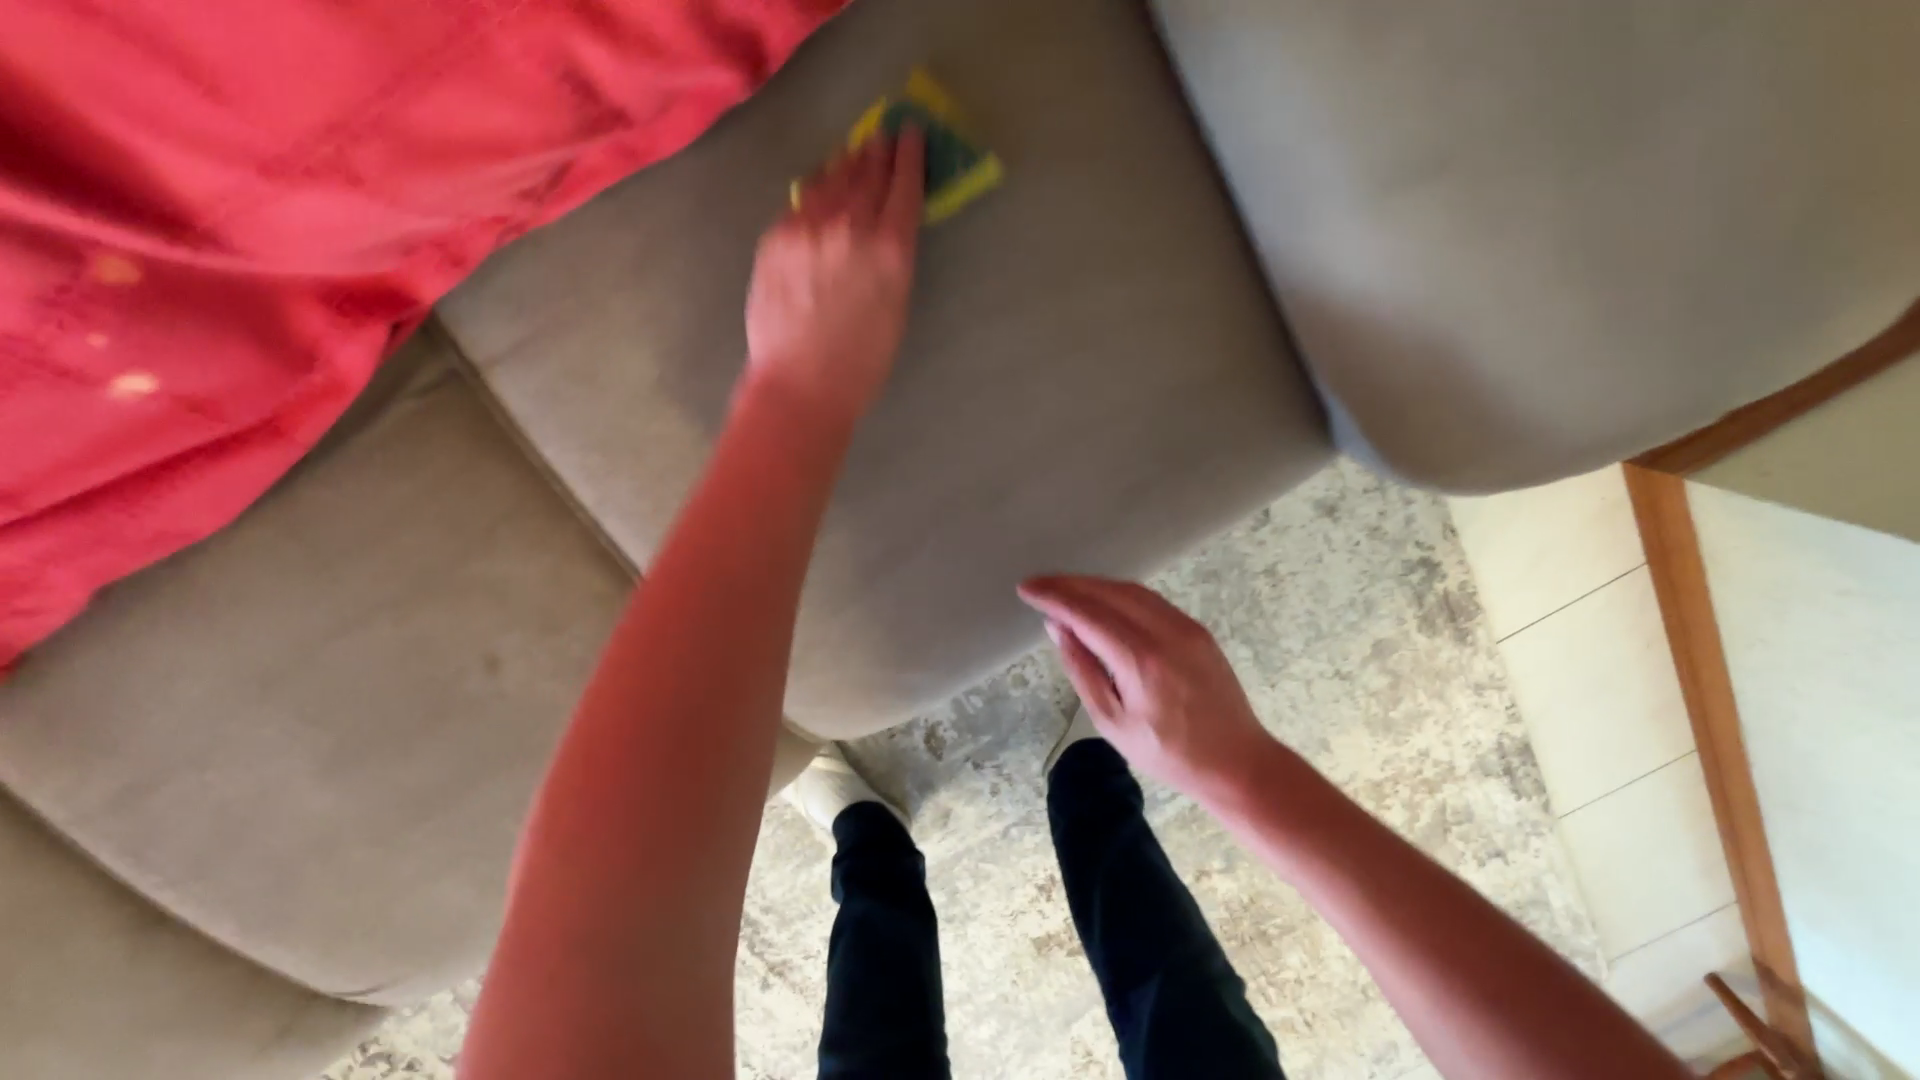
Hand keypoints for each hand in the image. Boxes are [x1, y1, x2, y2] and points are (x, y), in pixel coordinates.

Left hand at [743, 128, 925, 426]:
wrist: (800, 385)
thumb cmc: (861, 363)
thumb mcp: (895, 307)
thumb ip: (891, 258)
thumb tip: (883, 228)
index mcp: (890, 249)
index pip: (904, 185)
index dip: (910, 155)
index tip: (911, 134)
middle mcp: (851, 226)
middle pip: (867, 173)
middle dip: (878, 151)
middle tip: (883, 136)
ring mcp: (808, 227)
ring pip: (831, 178)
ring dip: (846, 162)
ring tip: (855, 151)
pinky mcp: (776, 236)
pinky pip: (801, 200)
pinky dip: (817, 188)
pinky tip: (821, 185)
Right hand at [1018, 575, 1290, 799]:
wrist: (1236, 761)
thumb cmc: (1167, 753)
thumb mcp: (1112, 722)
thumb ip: (1083, 669)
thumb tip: (1058, 627)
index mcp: (1140, 660)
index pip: (1087, 614)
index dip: (1054, 598)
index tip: (1027, 590)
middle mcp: (1165, 632)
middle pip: (1108, 592)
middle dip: (1069, 585)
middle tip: (1038, 586)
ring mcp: (1186, 627)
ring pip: (1131, 591)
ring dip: (1094, 585)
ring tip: (1064, 590)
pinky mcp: (1197, 630)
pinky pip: (1151, 600)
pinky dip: (1119, 594)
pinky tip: (1102, 602)